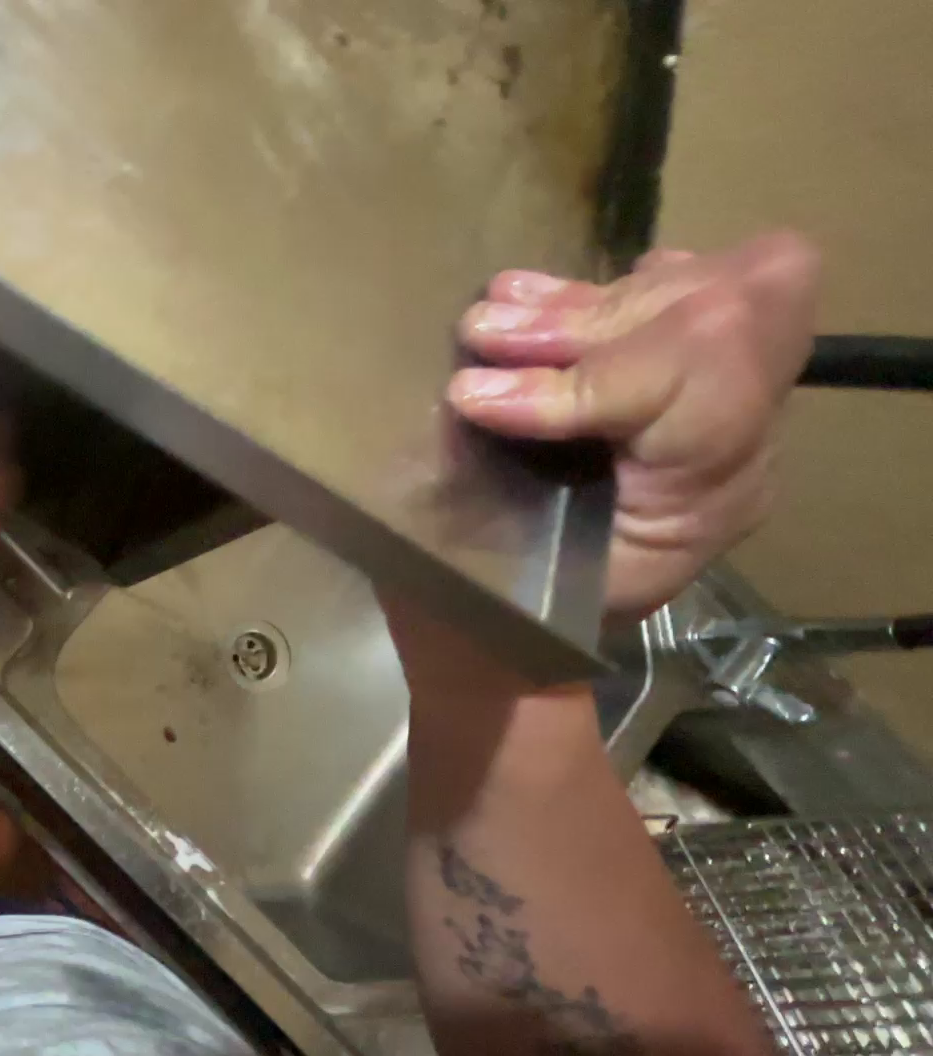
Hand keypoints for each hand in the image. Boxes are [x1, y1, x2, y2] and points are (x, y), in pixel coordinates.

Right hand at [449, 232, 819, 617]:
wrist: (529, 631)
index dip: (579, 383)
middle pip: (719, 323)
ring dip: (582, 298)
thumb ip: (503, 499)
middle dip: (587, 322)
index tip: (470, 397)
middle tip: (482, 338)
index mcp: (700, 501)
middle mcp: (732, 439)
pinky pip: (684, 291)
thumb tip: (464, 405)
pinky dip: (602, 283)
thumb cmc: (513, 619)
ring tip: (492, 313)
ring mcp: (710, 400)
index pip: (699, 399)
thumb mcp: (516, 579)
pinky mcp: (670, 377)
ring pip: (710, 292)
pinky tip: (529, 293)